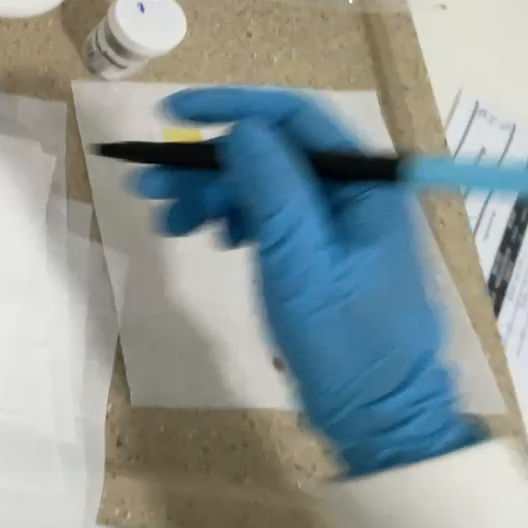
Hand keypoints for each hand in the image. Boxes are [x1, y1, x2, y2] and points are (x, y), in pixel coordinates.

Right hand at [130, 87, 483, 476]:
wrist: (380, 421)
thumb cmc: (344, 340)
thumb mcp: (300, 260)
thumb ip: (273, 187)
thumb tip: (239, 127)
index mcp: (363, 188)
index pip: (293, 118)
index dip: (230, 106)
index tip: (169, 113)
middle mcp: (350, 195)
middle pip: (264, 154)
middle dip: (202, 165)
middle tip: (147, 186)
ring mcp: (332, 224)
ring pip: (255, 185)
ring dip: (205, 196)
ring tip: (166, 224)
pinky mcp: (315, 249)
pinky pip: (260, 214)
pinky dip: (224, 219)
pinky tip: (205, 239)